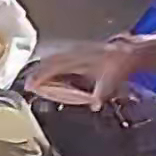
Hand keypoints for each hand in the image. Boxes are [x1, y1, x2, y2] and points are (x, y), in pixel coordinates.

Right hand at [23, 37, 141, 109]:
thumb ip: (100, 94)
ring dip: (43, 68)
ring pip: (54, 57)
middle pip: (51, 61)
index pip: (55, 67)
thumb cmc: (117, 68)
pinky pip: (60, 57)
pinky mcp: (78, 50)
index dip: (42, 76)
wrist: (128, 52)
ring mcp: (76, 50)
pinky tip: (47, 69)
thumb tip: (95, 105)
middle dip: (37, 73)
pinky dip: (51, 64)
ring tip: (33, 78)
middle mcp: (75, 53)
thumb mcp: (110, 82)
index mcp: (80, 60)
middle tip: (27, 85)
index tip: (31, 85)